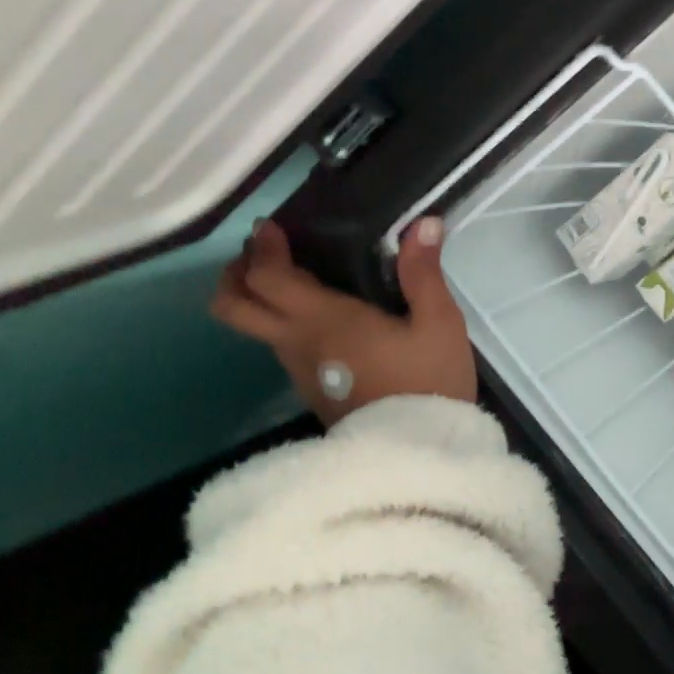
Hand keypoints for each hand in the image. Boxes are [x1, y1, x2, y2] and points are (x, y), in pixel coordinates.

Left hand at [211, 218, 476, 427]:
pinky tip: (322, 321)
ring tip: (292, 282)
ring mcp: (298, 370)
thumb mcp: (440, 322)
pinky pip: (280, 347)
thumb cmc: (429, 380)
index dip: (264, 249)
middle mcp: (297, 343)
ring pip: (255, 328)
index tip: (271, 227)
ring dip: (258, 298)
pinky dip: (283, 322)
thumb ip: (423, 273)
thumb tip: (422, 223)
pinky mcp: (311, 389)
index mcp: (325, 320)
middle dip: (236, 275)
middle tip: (262, 255)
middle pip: (234, 306)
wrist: (416, 450)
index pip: (269, 277)